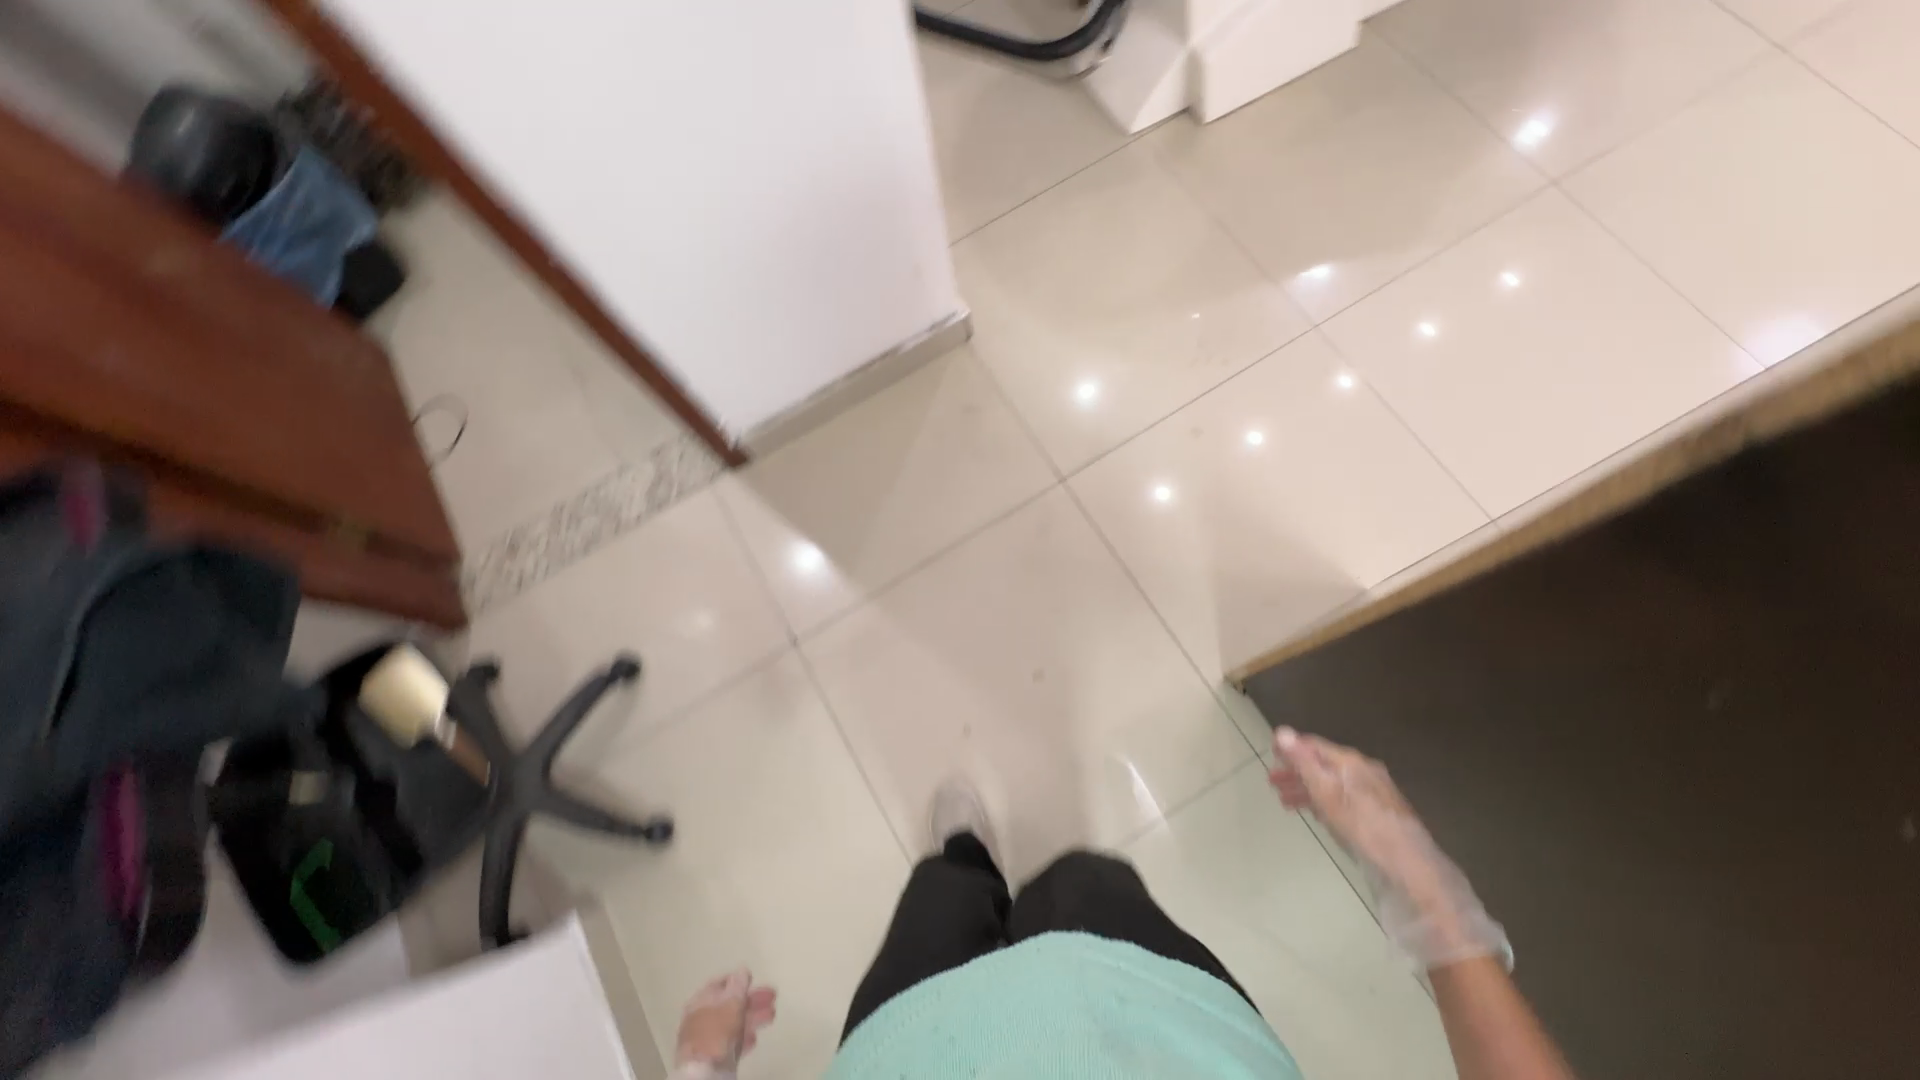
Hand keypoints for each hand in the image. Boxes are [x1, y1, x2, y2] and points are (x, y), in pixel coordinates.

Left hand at [673, 969, 776, 1076]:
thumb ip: (739, 984)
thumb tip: (742, 969)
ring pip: (733, 1022)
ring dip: (752, 1017)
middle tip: (773, 997)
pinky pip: (731, 1040)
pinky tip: (755, 1038)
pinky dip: (744, 1036)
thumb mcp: (731, 1002)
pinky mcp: (714, 1055)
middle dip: (752, 999)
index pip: (720, 984)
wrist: (705, 1071)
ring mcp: (707, 1037)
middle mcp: (701, 1017)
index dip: (738, 979)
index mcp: (701, 1001)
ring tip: (772, 1016)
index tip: (755, 979)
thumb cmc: (718, 1030)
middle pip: (730, 1003)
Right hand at [1268, 727, 1442, 900]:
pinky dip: (1324, 802)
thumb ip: (1303, 762)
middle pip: (1323, 765)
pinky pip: (1344, 799)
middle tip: (1272, 783)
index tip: (1270, 754)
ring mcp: (1374, 793)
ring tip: (1285, 802)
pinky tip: (1318, 815)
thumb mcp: (1326, 792)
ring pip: (1333, 784)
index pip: (1314, 745)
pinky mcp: (1379, 813)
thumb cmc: (1361, 825)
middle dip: (1296, 772)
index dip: (1290, 747)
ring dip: (1307, 789)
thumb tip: (1282, 730)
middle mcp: (1364, 771)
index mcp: (1350, 762)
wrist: (1408, 864)